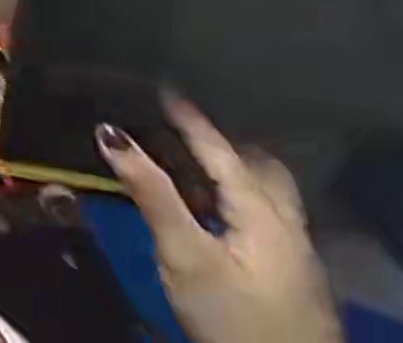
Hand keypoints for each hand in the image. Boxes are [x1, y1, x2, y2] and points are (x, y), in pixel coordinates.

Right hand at [97, 95, 342, 342]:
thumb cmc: (231, 314)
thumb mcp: (184, 253)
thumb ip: (151, 192)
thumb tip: (109, 132)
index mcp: (264, 217)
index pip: (224, 155)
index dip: (192, 121)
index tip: (166, 88)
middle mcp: (287, 229)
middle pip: (263, 172)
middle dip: (225, 142)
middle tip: (182, 122)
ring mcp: (292, 256)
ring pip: (267, 195)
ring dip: (232, 168)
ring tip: (189, 154)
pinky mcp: (285, 275)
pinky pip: (261, 213)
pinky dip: (232, 192)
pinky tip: (206, 203)